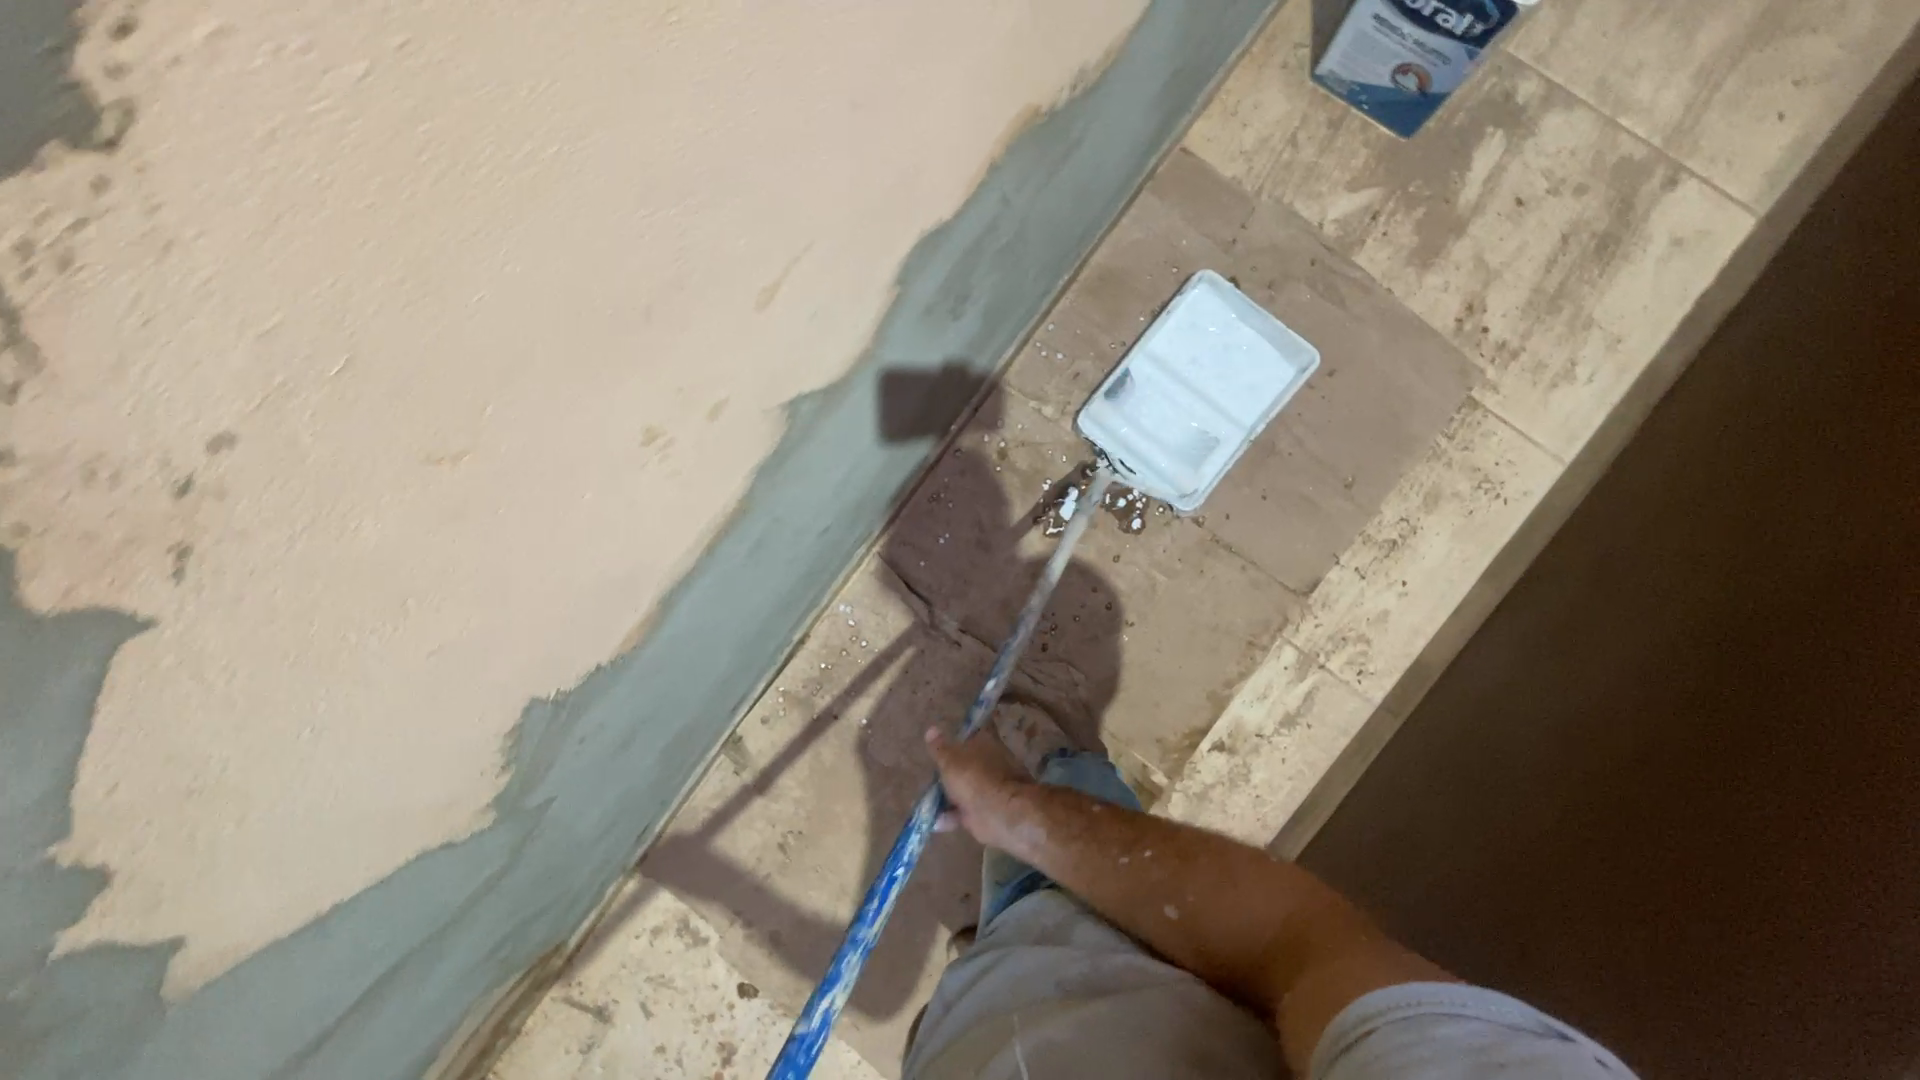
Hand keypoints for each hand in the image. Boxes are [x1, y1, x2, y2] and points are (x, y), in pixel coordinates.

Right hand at [925, 727, 1030, 848]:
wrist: (1000, 813)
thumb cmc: (974, 778)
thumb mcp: (950, 760)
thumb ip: (939, 748)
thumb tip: (931, 729)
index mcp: (985, 742)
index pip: (975, 731)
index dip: (963, 733)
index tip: (949, 737)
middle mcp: (991, 762)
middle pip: (968, 761)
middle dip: (951, 769)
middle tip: (931, 774)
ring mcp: (990, 787)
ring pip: (965, 787)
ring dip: (948, 795)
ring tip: (927, 801)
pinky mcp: (986, 810)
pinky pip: (965, 810)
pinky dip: (951, 815)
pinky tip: (935, 822)